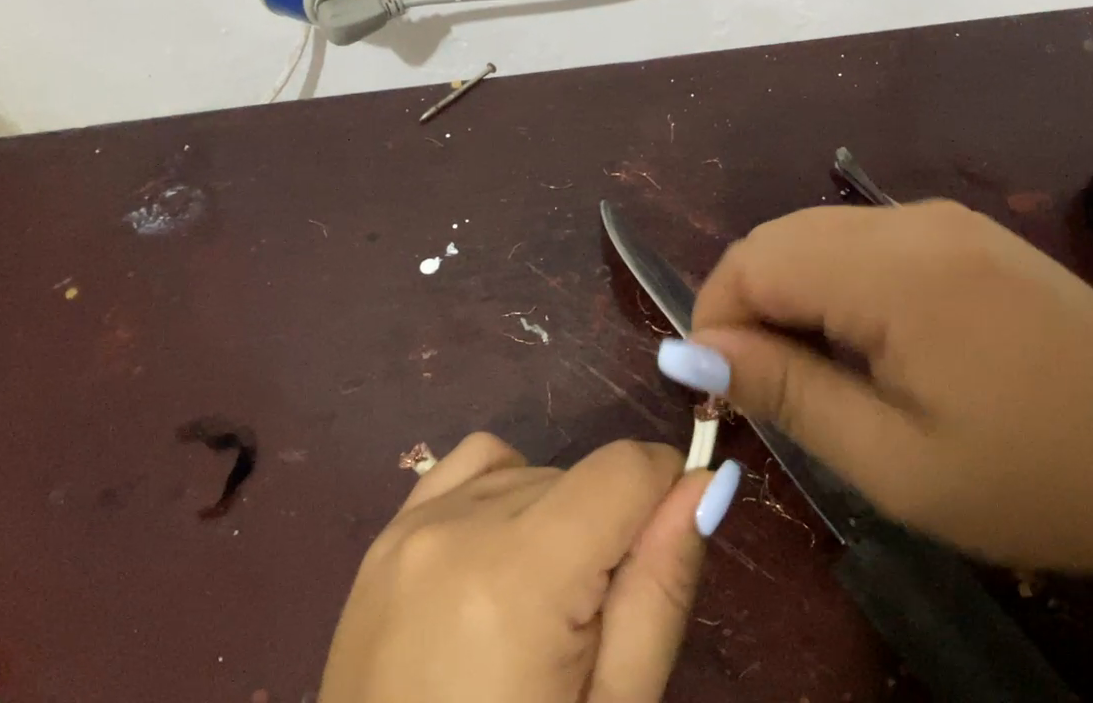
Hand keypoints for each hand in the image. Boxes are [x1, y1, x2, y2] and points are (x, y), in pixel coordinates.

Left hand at [319, 432, 740, 702]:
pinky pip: (475, 465)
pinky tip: (503, 556)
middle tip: (589, 628)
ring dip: (561, 520)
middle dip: (611, 530)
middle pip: (582, 475)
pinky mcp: (387, 534)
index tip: (659, 563)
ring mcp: (413, 525)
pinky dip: (510, 490)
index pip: (627, 467)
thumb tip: (704, 482)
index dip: (667, 496)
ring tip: (539, 611)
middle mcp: (459, 526)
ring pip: (536, 473)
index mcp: (517, 575)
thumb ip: (660, 590)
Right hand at [667, 200, 1092, 573]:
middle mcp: (915, 221)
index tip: (726, 392)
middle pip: (782, 238)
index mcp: (895, 269)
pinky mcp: (972, 237)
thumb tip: (693, 352)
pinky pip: (869, 244)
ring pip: (822, 237)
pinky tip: (872, 349)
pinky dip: (839, 288)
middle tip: (770, 393)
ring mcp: (950, 222)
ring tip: (822, 378)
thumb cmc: (1035, 479)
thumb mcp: (893, 461)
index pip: (752, 259)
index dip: (716, 320)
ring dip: (794, 298)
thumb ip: (787, 392)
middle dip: (750, 307)